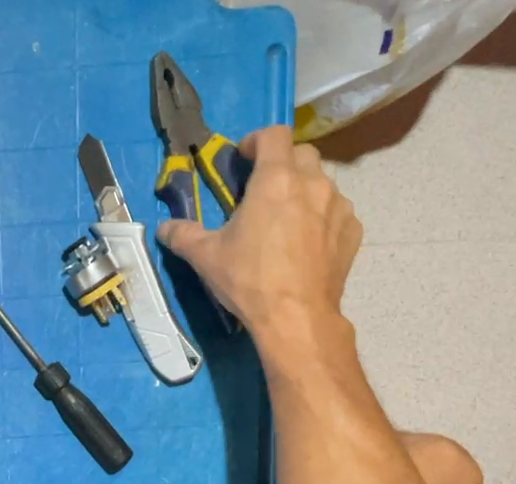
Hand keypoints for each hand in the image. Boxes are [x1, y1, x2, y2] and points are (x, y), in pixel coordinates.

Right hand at [157, 126, 361, 337]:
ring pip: (321, 183)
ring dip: (302, 191)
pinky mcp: (351, 230)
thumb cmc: (248, 279)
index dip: (257, 140)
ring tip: (284, 220)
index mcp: (275, 180)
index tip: (244, 157)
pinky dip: (320, 218)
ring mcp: (338, 206)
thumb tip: (164, 228)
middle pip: (301, 154)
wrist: (295, 316)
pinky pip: (336, 212)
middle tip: (262, 190)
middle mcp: (312, 183)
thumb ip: (183, 236)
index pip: (273, 135)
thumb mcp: (206, 257)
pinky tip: (305, 243)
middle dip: (282, 163)